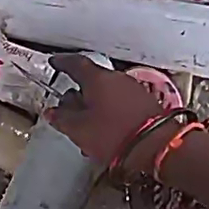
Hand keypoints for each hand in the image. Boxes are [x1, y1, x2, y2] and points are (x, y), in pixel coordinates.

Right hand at [45, 55, 172, 178]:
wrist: (156, 146)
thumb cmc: (114, 134)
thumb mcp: (79, 129)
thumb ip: (62, 118)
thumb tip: (53, 112)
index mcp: (97, 79)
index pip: (76, 64)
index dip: (63, 62)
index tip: (55, 62)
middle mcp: (117, 79)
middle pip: (92, 81)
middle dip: (78, 94)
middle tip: (66, 108)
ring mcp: (134, 91)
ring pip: (106, 94)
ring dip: (93, 107)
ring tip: (85, 128)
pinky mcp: (145, 105)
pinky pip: (120, 104)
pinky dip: (108, 114)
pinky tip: (104, 132)